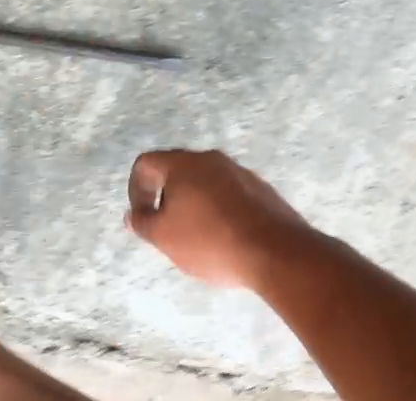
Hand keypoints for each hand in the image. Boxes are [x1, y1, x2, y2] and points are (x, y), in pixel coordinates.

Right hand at [126, 149, 316, 289]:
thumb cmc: (211, 241)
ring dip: (198, 206)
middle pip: (178, 172)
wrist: (281, 256)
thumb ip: (142, 223)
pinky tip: (230, 240)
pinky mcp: (267, 194)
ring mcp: (243, 175)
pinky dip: (224, 213)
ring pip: (208, 185)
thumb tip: (133, 214)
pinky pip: (234, 198)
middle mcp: (211, 160)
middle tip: (170, 227)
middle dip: (169, 198)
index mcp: (182, 163)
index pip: (146, 163)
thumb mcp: (164, 237)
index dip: (136, 189)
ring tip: (202, 237)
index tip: (143, 217)